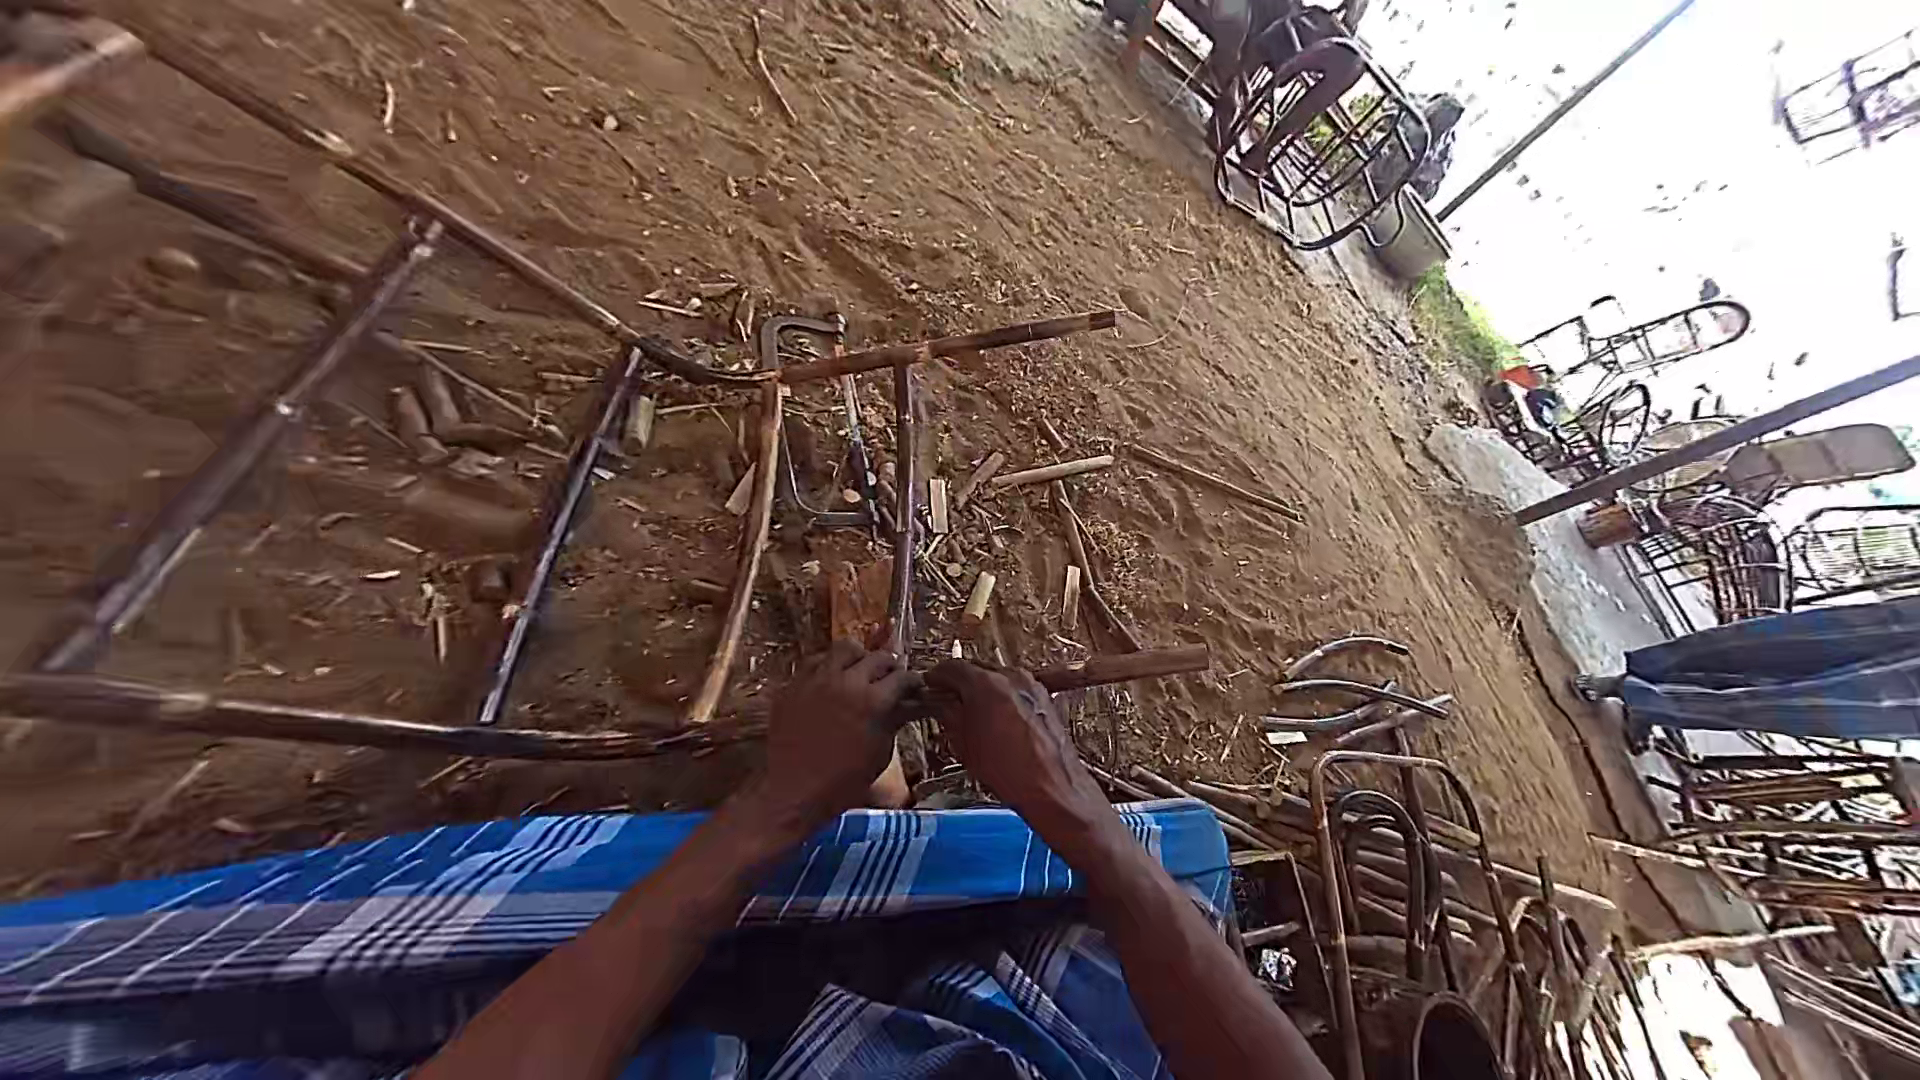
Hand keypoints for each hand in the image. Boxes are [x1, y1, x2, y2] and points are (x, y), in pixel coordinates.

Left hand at [753, 640, 915, 830]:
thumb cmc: (844, 781)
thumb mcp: (879, 753)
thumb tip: (910, 705)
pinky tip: (832, 677)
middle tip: (890, 678)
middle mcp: (848, 682)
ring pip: (845, 649)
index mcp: (874, 701)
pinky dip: (829, 665)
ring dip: (859, 657)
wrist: (792, 792)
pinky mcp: (795, 684)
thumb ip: (894, 721)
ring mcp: (818, 680)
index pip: (902, 678)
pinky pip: (815, 661)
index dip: (912, 682)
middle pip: (878, 657)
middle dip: (890, 667)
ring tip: (861, 670)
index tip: (914, 688)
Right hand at [922, 660, 1110, 834]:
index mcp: (984, 683)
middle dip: (958, 680)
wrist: (1052, 787)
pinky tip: (994, 716)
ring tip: (969, 709)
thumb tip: (940, 702)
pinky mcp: (1043, 696)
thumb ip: (948, 714)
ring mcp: (1030, 684)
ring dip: (980, 687)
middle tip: (945, 697)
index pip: (951, 667)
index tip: (929, 686)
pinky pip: (1013, 687)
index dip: (936, 676)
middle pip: (975, 667)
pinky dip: (1000, 694)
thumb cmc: (1006, 771)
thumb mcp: (963, 744)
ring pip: (996, 676)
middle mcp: (1009, 675)